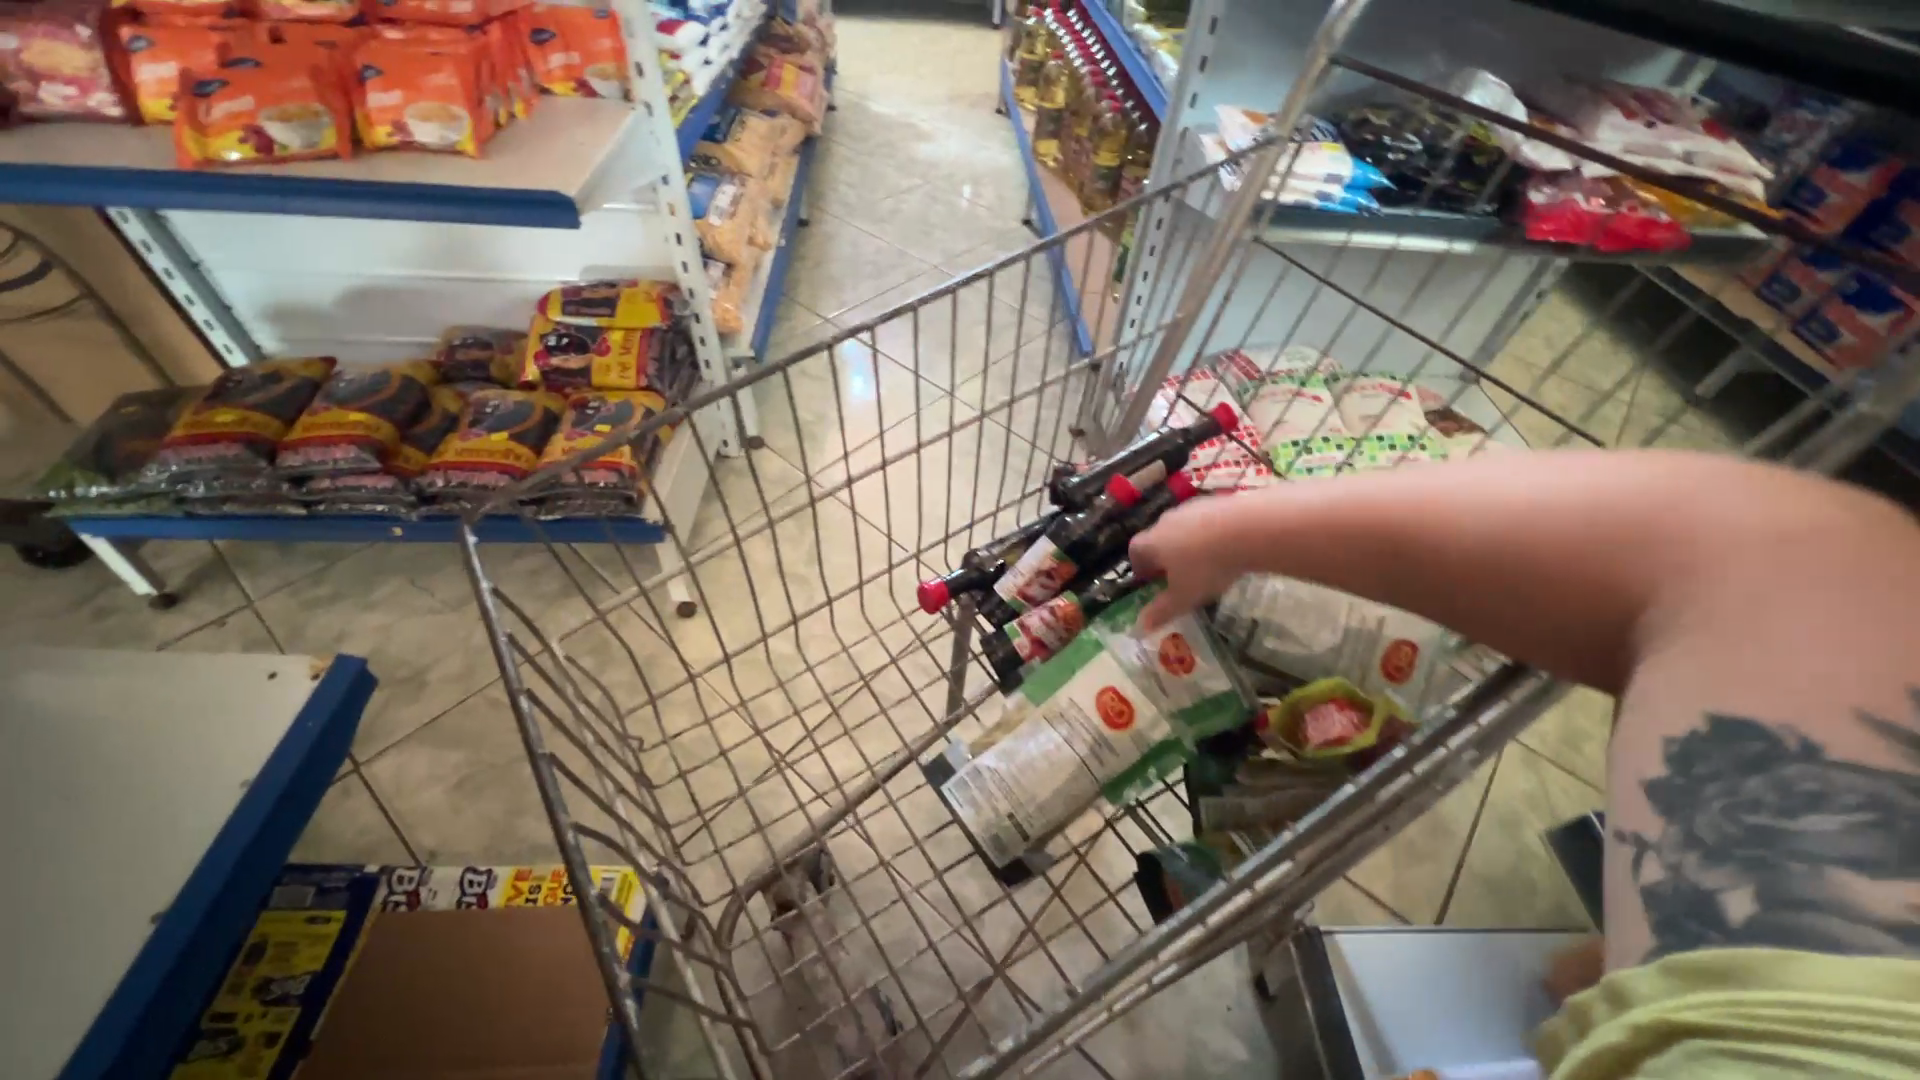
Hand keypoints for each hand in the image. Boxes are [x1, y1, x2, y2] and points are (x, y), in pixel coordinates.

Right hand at [1128, 495, 1250, 631]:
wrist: (1246, 529)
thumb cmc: (1205, 567)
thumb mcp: (1183, 597)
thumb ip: (1161, 611)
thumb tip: (1139, 628)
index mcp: (1152, 543)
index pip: (1135, 551)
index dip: (1140, 566)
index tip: (1150, 580)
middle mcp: (1165, 522)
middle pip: (1158, 537)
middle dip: (1164, 555)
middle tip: (1178, 575)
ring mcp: (1191, 508)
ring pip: (1183, 528)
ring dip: (1188, 543)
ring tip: (1206, 562)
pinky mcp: (1216, 501)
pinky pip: (1206, 520)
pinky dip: (1210, 532)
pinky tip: (1226, 546)